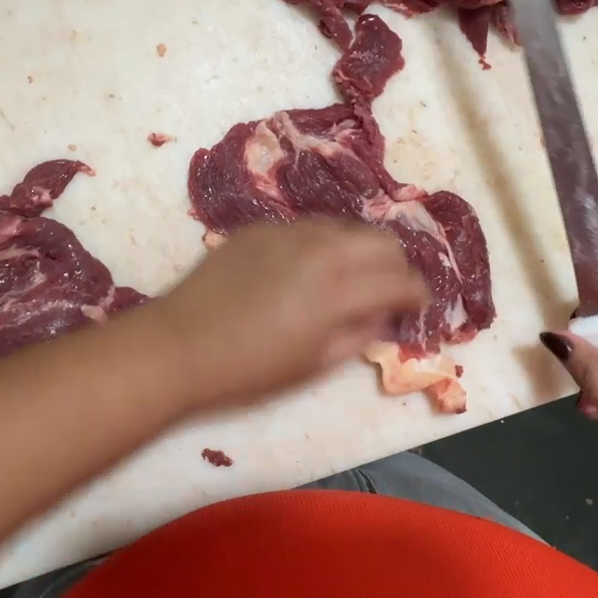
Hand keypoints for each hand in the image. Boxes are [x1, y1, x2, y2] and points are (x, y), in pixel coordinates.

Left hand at [147, 219, 429, 413]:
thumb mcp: (314, 364)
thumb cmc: (248, 370)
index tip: (416, 308)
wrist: (178, 345)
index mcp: (338, 288)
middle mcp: (320, 247)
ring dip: (359, 250)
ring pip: (345, 227)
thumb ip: (359, 333)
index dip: (418, 295)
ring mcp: (287, 231)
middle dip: (395, 265)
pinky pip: (308, 227)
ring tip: (348, 280)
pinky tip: (306, 271)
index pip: (402, 279)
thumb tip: (384, 314)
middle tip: (387, 292)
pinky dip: (323, 245)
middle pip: (382, 239)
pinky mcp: (260, 227)